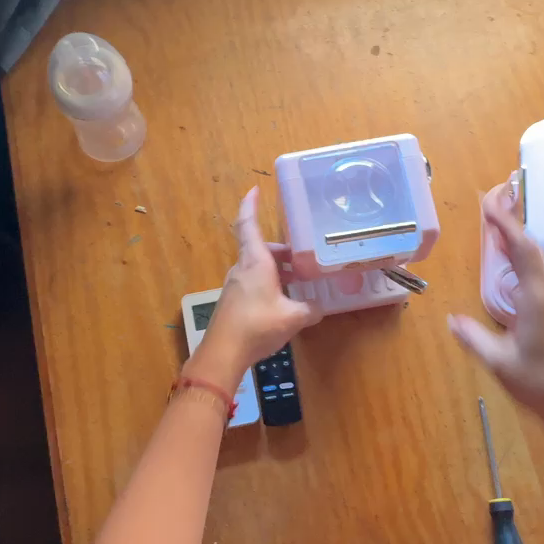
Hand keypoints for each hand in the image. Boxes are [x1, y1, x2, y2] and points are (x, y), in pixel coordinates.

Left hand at [192, 187, 321, 386]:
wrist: (223, 353)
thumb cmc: (258, 326)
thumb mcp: (293, 317)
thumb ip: (310, 309)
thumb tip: (320, 307)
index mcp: (255, 261)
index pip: (248, 224)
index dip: (250, 205)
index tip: (254, 190)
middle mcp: (243, 268)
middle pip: (261, 249)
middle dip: (282, 251)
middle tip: (304, 258)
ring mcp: (235, 285)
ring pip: (258, 267)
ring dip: (277, 270)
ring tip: (300, 281)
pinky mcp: (233, 301)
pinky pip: (254, 283)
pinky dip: (270, 284)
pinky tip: (284, 301)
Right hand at [449, 191, 543, 430]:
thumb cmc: (539, 384)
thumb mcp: (499, 362)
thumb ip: (474, 338)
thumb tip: (452, 319)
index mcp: (538, 300)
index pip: (523, 251)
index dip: (506, 226)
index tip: (489, 206)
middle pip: (534, 250)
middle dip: (512, 225)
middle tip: (490, 207)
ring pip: (539, 262)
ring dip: (519, 242)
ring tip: (498, 229)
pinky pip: (540, 275)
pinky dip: (524, 260)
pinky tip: (513, 265)